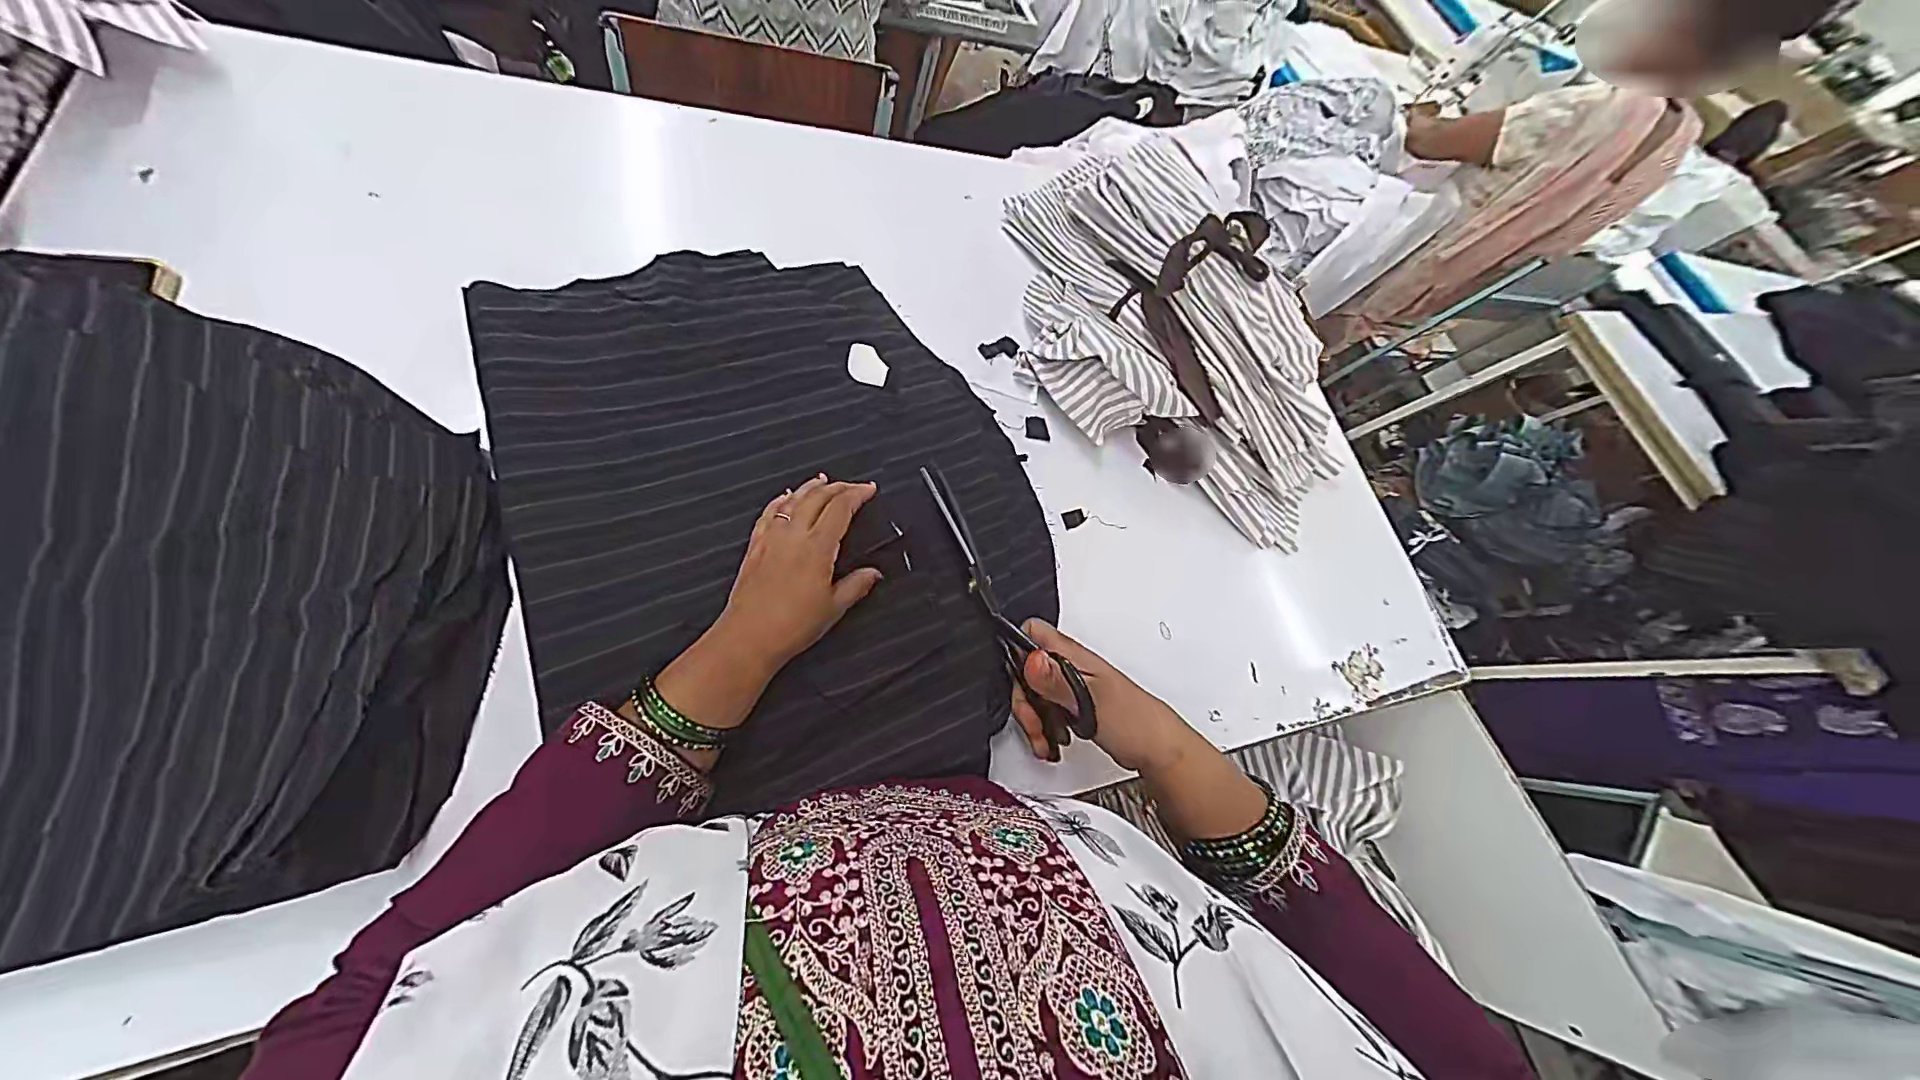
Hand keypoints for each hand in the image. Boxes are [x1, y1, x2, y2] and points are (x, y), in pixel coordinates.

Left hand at [715, 474, 883, 670]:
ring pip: (792, 500)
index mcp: (817, 548)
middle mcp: (793, 537)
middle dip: (838, 487)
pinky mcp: (755, 547)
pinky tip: (783, 498)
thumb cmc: (788, 627)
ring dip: (809, 487)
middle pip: (818, 497)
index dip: (857, 494)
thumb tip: (871, 574)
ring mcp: (771, 539)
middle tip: (852, 486)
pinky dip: (779, 501)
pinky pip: (769, 513)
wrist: (749, 637)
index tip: (868, 490)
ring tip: (821, 481)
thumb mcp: (834, 607)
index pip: (841, 508)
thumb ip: (856, 585)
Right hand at [1010, 619, 1198, 770]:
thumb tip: (1031, 660)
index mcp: (1073, 656)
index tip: (1022, 685)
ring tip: (1046, 738)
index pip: (1031, 633)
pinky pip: (1047, 709)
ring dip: (1034, 719)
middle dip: (1025, 700)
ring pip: (1034, 692)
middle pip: (1026, 670)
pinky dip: (1044, 727)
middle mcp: (1070, 666)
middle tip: (1036, 722)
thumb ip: (1056, 680)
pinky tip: (1052, 740)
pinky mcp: (1074, 704)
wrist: (1158, 749)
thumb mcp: (1090, 699)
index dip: (1017, 654)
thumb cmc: (1135, 721)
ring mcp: (1072, 685)